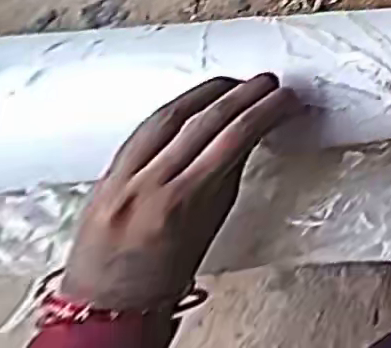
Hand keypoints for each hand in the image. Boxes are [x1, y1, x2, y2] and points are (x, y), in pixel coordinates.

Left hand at [61, 74, 299, 311]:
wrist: (106, 308)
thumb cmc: (163, 275)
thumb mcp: (214, 217)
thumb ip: (231, 168)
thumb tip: (254, 127)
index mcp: (180, 203)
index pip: (234, 137)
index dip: (266, 110)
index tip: (285, 99)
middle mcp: (147, 186)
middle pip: (206, 120)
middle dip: (245, 94)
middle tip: (268, 84)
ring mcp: (121, 179)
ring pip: (172, 115)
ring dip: (210, 91)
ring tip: (235, 84)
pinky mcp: (106, 175)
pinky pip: (144, 127)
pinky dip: (176, 107)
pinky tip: (195, 99)